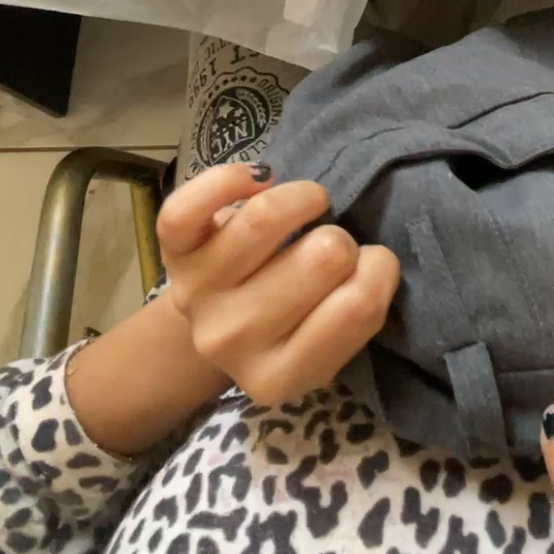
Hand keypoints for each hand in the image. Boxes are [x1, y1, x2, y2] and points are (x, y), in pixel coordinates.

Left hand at [158, 162, 399, 405]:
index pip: (359, 306)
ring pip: (265, 217)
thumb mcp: (336, 335)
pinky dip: (230, 179)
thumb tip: (369, 254)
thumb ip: (361, 304)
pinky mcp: (174, 251)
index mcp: (282, 376)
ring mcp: (197, 295)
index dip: (379, 269)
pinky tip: (263, 177)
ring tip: (312, 207)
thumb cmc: (296, 319)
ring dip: (308, 198)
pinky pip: (189, 206)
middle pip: (324, 256)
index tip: (366, 266)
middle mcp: (232, 341)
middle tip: (331, 249)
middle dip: (342, 240)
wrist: (222, 322)